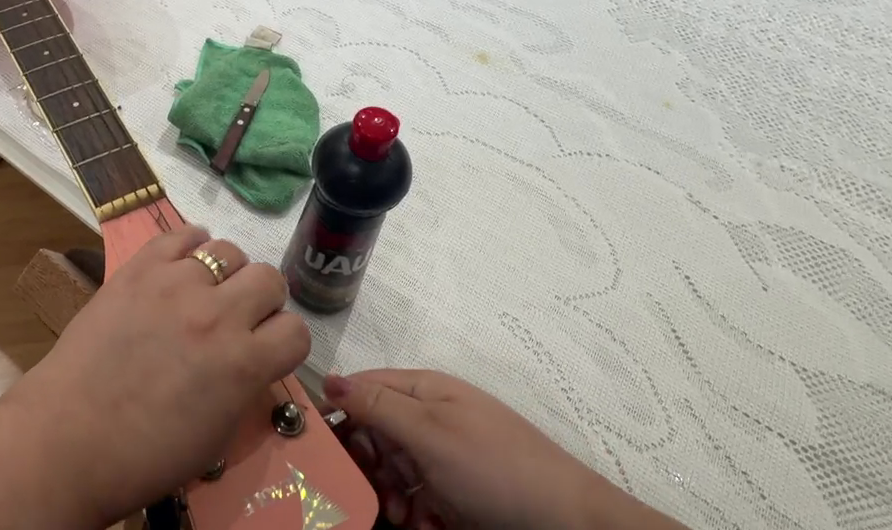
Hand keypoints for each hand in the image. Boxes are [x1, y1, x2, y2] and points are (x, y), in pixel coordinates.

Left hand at [0, 225, 310, 526]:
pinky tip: (183, 262)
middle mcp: (218, 314)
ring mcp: (177, 284)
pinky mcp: (140, 268)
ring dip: (226, 271)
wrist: (72, 435)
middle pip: (269, 278)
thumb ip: (243, 385)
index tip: (266, 347)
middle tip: (238, 315)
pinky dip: (190, 244)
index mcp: (244, 365)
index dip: (284, 341)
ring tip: (205, 289)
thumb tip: (249, 358)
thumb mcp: (217, 434)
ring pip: (227, 251)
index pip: (297, 331)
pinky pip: (180, 235)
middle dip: (262, 299)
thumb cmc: (145, 454)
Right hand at [324, 370, 686, 529]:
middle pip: (376, 432)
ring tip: (404, 518)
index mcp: (425, 390)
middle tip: (370, 490)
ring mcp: (449, 457)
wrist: (572, 526)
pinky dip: (419, 513)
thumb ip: (376, 405)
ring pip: (396, 470)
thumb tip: (328, 377)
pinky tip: (429, 527)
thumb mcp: (429, 433)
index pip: (362, 387)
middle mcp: (433, 417)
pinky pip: (423, 497)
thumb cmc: (495, 469)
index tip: (319, 446)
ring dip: (391, 495)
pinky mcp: (462, 493)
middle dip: (368, 464)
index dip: (338, 411)